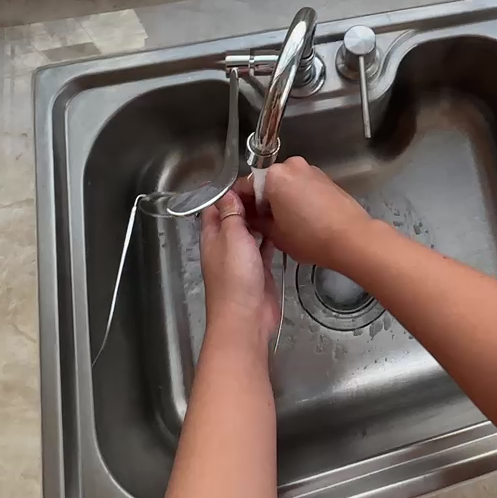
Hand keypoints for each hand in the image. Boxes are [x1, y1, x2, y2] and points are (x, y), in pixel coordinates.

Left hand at [199, 187, 279, 343]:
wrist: (246, 319)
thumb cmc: (235, 277)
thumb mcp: (232, 237)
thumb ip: (230, 214)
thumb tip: (228, 193)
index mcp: (213, 237)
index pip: (215, 207)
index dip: (228, 192)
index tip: (248, 178)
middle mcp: (226, 246)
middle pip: (234, 218)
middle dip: (248, 203)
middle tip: (270, 187)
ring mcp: (243, 258)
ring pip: (251, 231)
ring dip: (261, 218)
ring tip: (279, 201)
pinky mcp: (259, 269)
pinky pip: (265, 246)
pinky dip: (272, 236)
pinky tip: (284, 225)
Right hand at [245, 156, 375, 270]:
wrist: (350, 238)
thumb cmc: (312, 237)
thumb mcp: (275, 233)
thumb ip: (256, 220)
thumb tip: (249, 216)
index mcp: (275, 175)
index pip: (246, 185)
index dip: (241, 203)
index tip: (240, 216)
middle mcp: (292, 165)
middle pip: (266, 181)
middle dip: (262, 200)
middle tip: (260, 223)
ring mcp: (311, 170)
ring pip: (285, 183)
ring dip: (280, 198)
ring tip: (282, 223)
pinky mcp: (324, 178)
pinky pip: (302, 184)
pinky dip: (297, 197)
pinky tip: (300, 218)